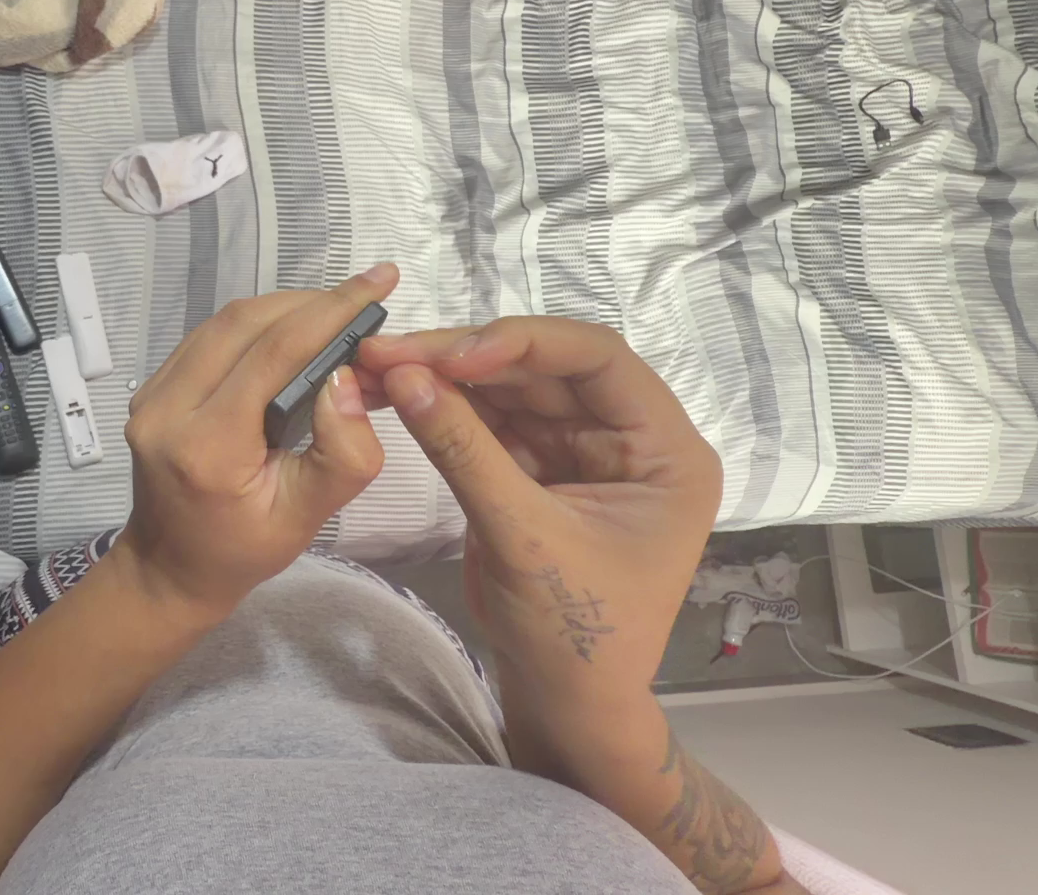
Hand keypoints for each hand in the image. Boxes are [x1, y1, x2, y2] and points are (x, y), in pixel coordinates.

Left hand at [114, 264, 398, 617]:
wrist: (168, 567)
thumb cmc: (241, 551)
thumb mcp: (306, 519)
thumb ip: (342, 456)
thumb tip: (348, 380)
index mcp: (206, 446)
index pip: (273, 353)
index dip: (331, 311)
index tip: (379, 279)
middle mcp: (164, 409)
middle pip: (243, 324)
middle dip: (308, 303)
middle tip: (360, 303)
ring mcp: (149, 396)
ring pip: (221, 323)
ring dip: (280, 309)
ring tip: (331, 317)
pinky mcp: (149, 390)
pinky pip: (205, 339)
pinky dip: (252, 326)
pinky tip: (287, 335)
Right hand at [355, 318, 721, 708]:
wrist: (560, 694)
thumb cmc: (573, 628)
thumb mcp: (519, 534)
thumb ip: (462, 449)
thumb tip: (401, 376)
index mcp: (661, 448)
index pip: (596, 359)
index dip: (521, 343)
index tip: (447, 356)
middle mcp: (621, 435)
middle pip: (538, 367)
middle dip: (459, 357)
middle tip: (385, 352)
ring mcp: (571, 447)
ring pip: (502, 387)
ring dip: (438, 376)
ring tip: (376, 367)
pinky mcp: (529, 463)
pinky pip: (481, 419)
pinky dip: (437, 406)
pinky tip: (395, 392)